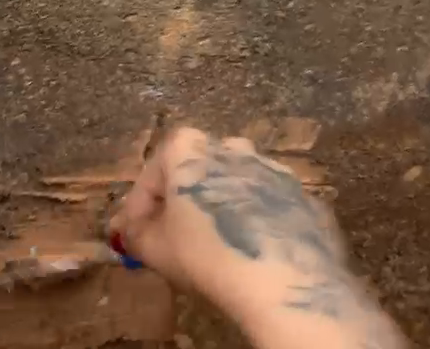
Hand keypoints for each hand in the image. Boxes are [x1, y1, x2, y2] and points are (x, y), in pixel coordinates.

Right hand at [111, 129, 402, 348]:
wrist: (287, 284)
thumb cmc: (207, 255)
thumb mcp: (156, 249)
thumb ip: (134, 234)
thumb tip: (126, 233)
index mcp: (186, 146)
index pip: (150, 178)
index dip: (137, 211)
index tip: (134, 238)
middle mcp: (227, 145)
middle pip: (193, 176)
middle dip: (181, 206)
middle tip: (173, 242)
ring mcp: (270, 169)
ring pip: (232, 189)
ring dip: (220, 212)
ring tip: (215, 251)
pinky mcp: (303, 199)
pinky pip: (267, 210)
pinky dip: (256, 227)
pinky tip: (251, 257)